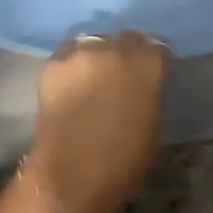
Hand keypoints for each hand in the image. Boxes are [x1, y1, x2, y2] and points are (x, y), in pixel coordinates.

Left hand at [29, 32, 168, 212]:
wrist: (74, 174)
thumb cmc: (125, 160)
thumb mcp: (155, 123)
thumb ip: (152, 91)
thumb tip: (145, 83)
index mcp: (150, 64)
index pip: (159, 46)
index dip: (155, 60)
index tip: (152, 72)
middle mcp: (117, 49)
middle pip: (127, 38)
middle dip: (128, 52)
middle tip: (123, 74)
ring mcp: (82, 53)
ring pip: (95, 41)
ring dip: (99, 54)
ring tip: (95, 74)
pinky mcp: (54, 63)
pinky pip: (69, 54)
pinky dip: (73, 63)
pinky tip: (72, 82)